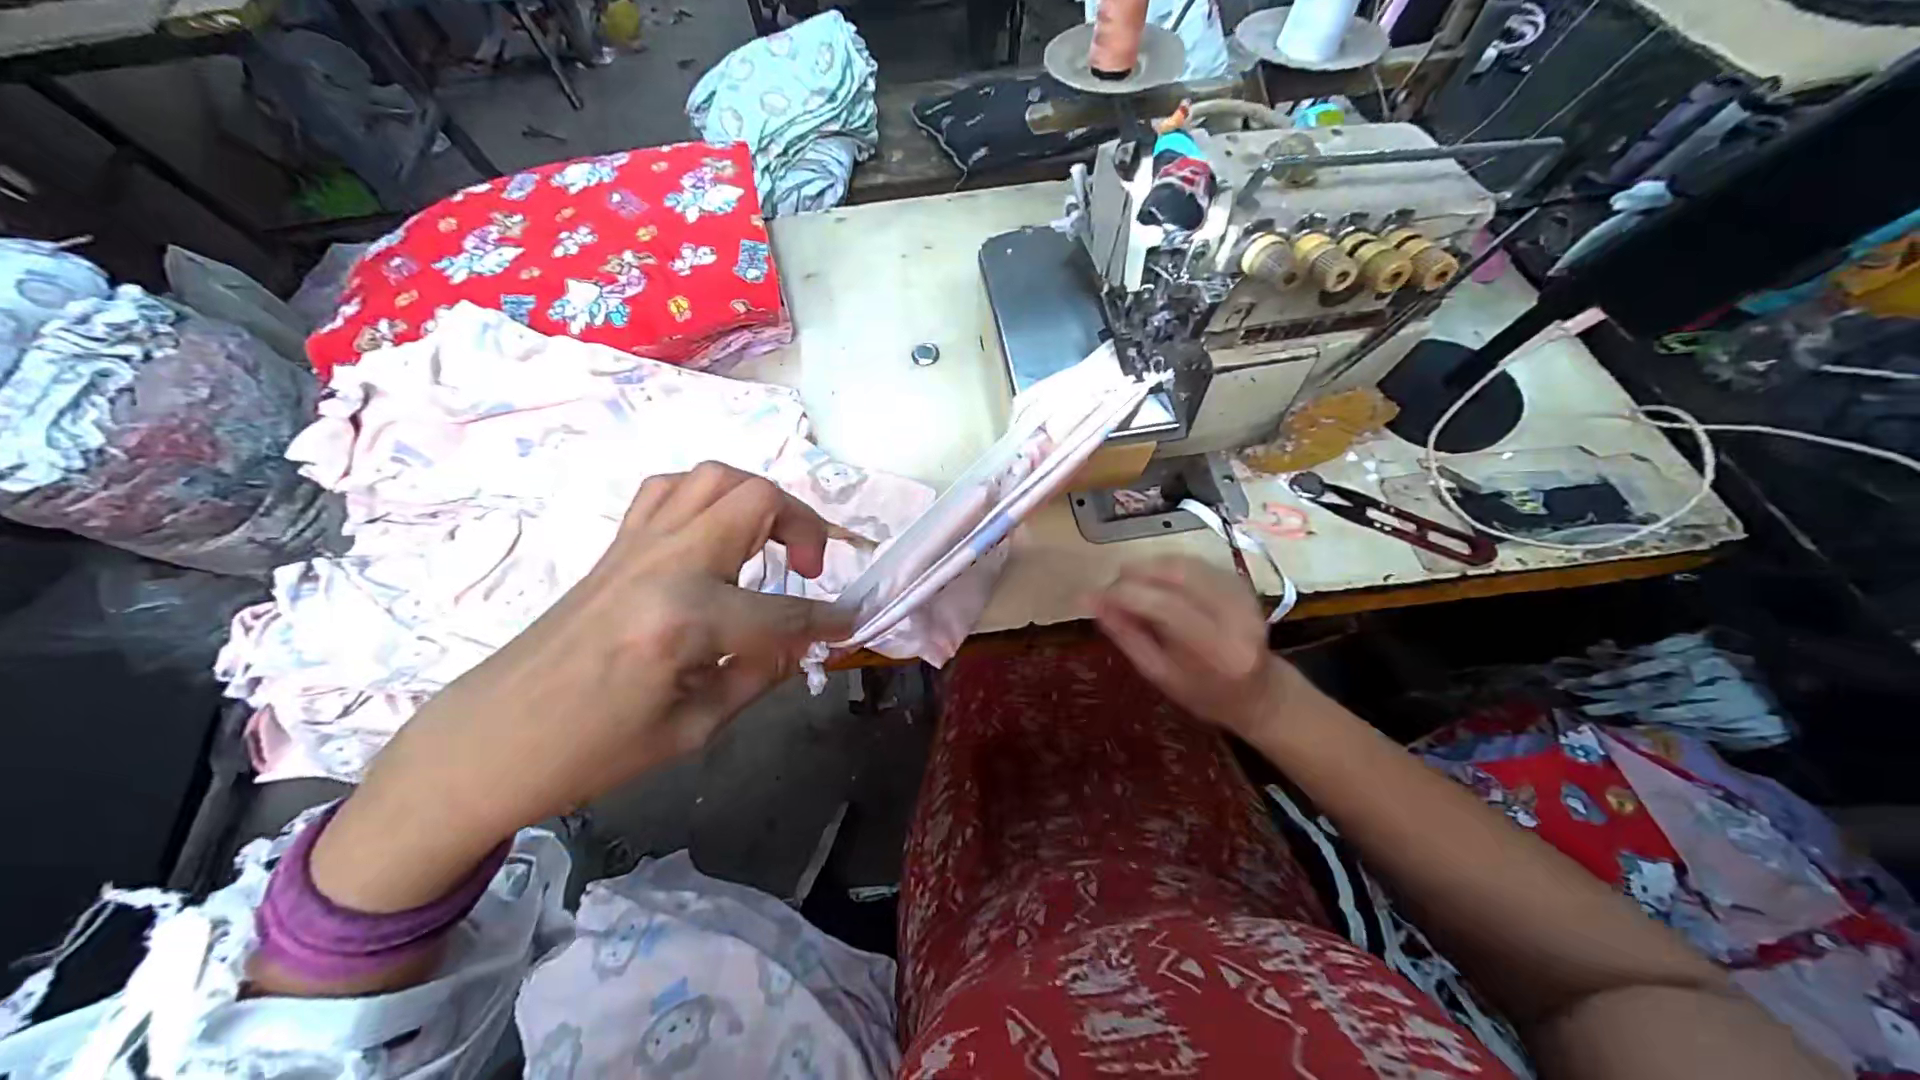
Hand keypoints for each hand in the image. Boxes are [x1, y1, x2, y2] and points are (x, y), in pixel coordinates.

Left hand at [310, 463, 851, 911]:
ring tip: (771, 543)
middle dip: (806, 528)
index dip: (828, 622)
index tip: (852, 624)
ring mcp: (636, 545)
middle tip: (811, 569)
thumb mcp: (692, 730)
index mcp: (683, 620)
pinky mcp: (616, 544)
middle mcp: (664, 564)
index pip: (783, 613)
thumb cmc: (590, 753)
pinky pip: (672, 489)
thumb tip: (803, 642)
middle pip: (757, 502)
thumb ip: (759, 675)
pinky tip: (718, 535)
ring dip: (760, 500)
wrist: (487, 743)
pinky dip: (711, 497)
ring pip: (716, 477)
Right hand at [1093, 556, 1301, 739]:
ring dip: (1152, 565)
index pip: (1165, 606)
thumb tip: (1091, 601)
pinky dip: (1171, 565)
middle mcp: (1235, 617)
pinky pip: (1200, 563)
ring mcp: (1244, 597)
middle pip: (1179, 574)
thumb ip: (1126, 635)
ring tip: (1130, 580)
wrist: (1258, 692)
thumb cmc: (1203, 693)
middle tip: (1112, 583)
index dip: (1125, 593)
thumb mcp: (1159, 674)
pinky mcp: (1243, 584)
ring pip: (1188, 563)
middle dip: (1138, 571)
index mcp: (1215, 650)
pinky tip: (1157, 579)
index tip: (1097, 595)